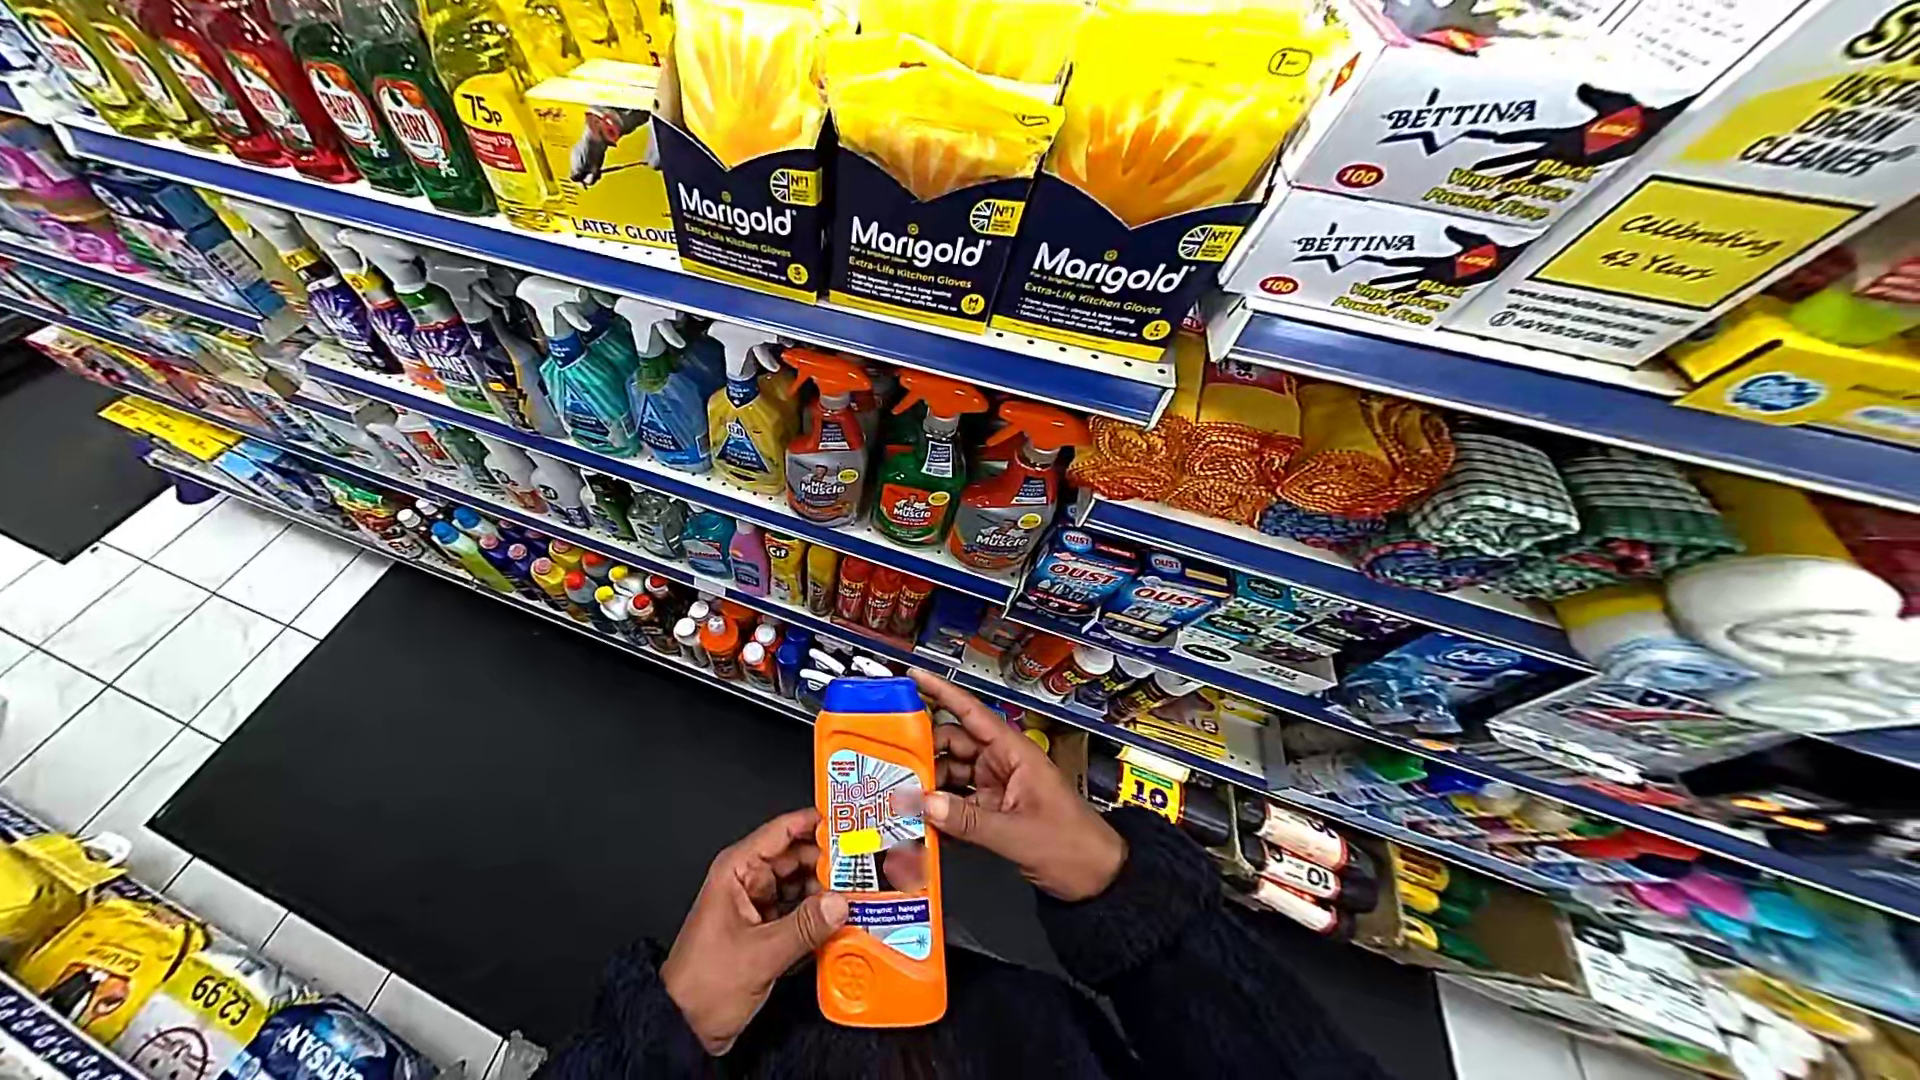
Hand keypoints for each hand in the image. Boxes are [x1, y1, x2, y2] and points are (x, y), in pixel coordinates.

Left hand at [660, 809, 847, 1054]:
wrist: (682, 1032)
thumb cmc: (701, 987)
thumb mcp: (758, 955)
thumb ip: (804, 926)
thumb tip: (840, 902)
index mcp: (738, 870)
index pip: (783, 830)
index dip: (817, 822)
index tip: (849, 822)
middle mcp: (750, 879)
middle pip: (800, 856)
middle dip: (831, 862)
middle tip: (863, 867)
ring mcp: (760, 902)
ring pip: (804, 882)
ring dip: (828, 890)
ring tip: (858, 893)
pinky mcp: (768, 925)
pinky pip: (801, 908)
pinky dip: (819, 912)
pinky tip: (840, 919)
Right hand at [913, 669, 1125, 901]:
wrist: (1097, 880)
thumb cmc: (1072, 844)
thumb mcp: (1018, 833)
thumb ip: (969, 821)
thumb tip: (924, 804)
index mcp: (1013, 752)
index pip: (971, 712)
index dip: (942, 692)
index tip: (914, 677)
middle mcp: (1001, 762)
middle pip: (952, 744)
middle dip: (922, 751)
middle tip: (888, 761)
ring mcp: (996, 786)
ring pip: (951, 774)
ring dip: (928, 785)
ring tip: (896, 795)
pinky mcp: (992, 810)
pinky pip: (957, 802)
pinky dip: (940, 810)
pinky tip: (919, 821)